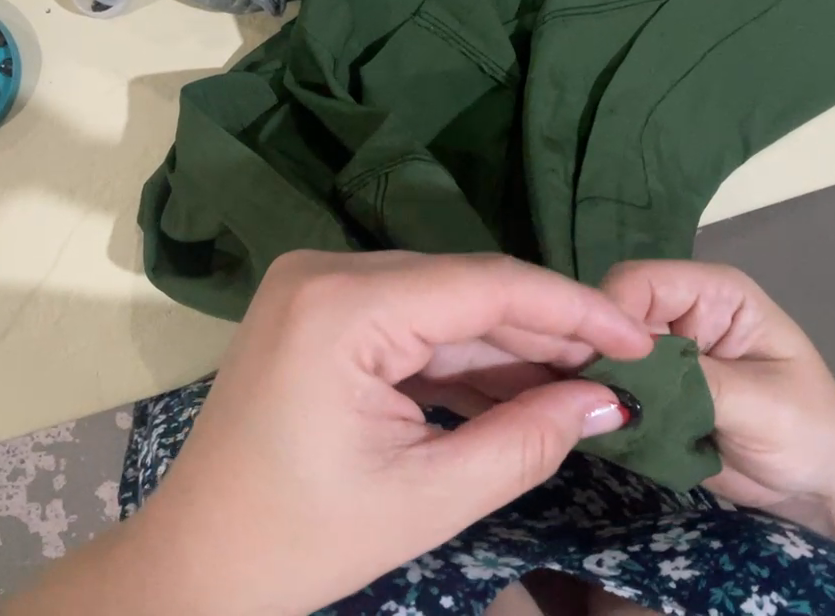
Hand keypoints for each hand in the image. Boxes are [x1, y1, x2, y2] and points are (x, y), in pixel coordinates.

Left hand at [106, 250, 652, 615]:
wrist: (195, 563)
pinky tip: (518, 383)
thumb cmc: (302, 540)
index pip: (483, 285)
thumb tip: (608, 400)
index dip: (570, 308)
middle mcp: (326, 270)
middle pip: (462, 289)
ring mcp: (316, 283)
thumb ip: (527, 439)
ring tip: (582, 379)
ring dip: (506, 344)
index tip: (639, 338)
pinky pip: (407, 320)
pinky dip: (459, 354)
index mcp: (342, 305)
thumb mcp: (428, 498)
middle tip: (620, 367)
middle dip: (542, 331)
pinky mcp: (318, 307)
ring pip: (439, 302)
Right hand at [598, 261, 834, 517]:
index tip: (592, 359)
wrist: (818, 494)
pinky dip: (599, 403)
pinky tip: (595, 424)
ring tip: (585, 412)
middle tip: (580, 392)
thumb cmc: (811, 434)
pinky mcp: (647, 387)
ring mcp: (660, 351)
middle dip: (594, 349)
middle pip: (613, 311)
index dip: (612, 312)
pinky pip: (608, 384)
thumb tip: (625, 369)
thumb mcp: (761, 405)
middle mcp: (679, 312)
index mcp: (713, 293)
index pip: (642, 282)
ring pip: (603, 349)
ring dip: (593, 379)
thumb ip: (695, 381)